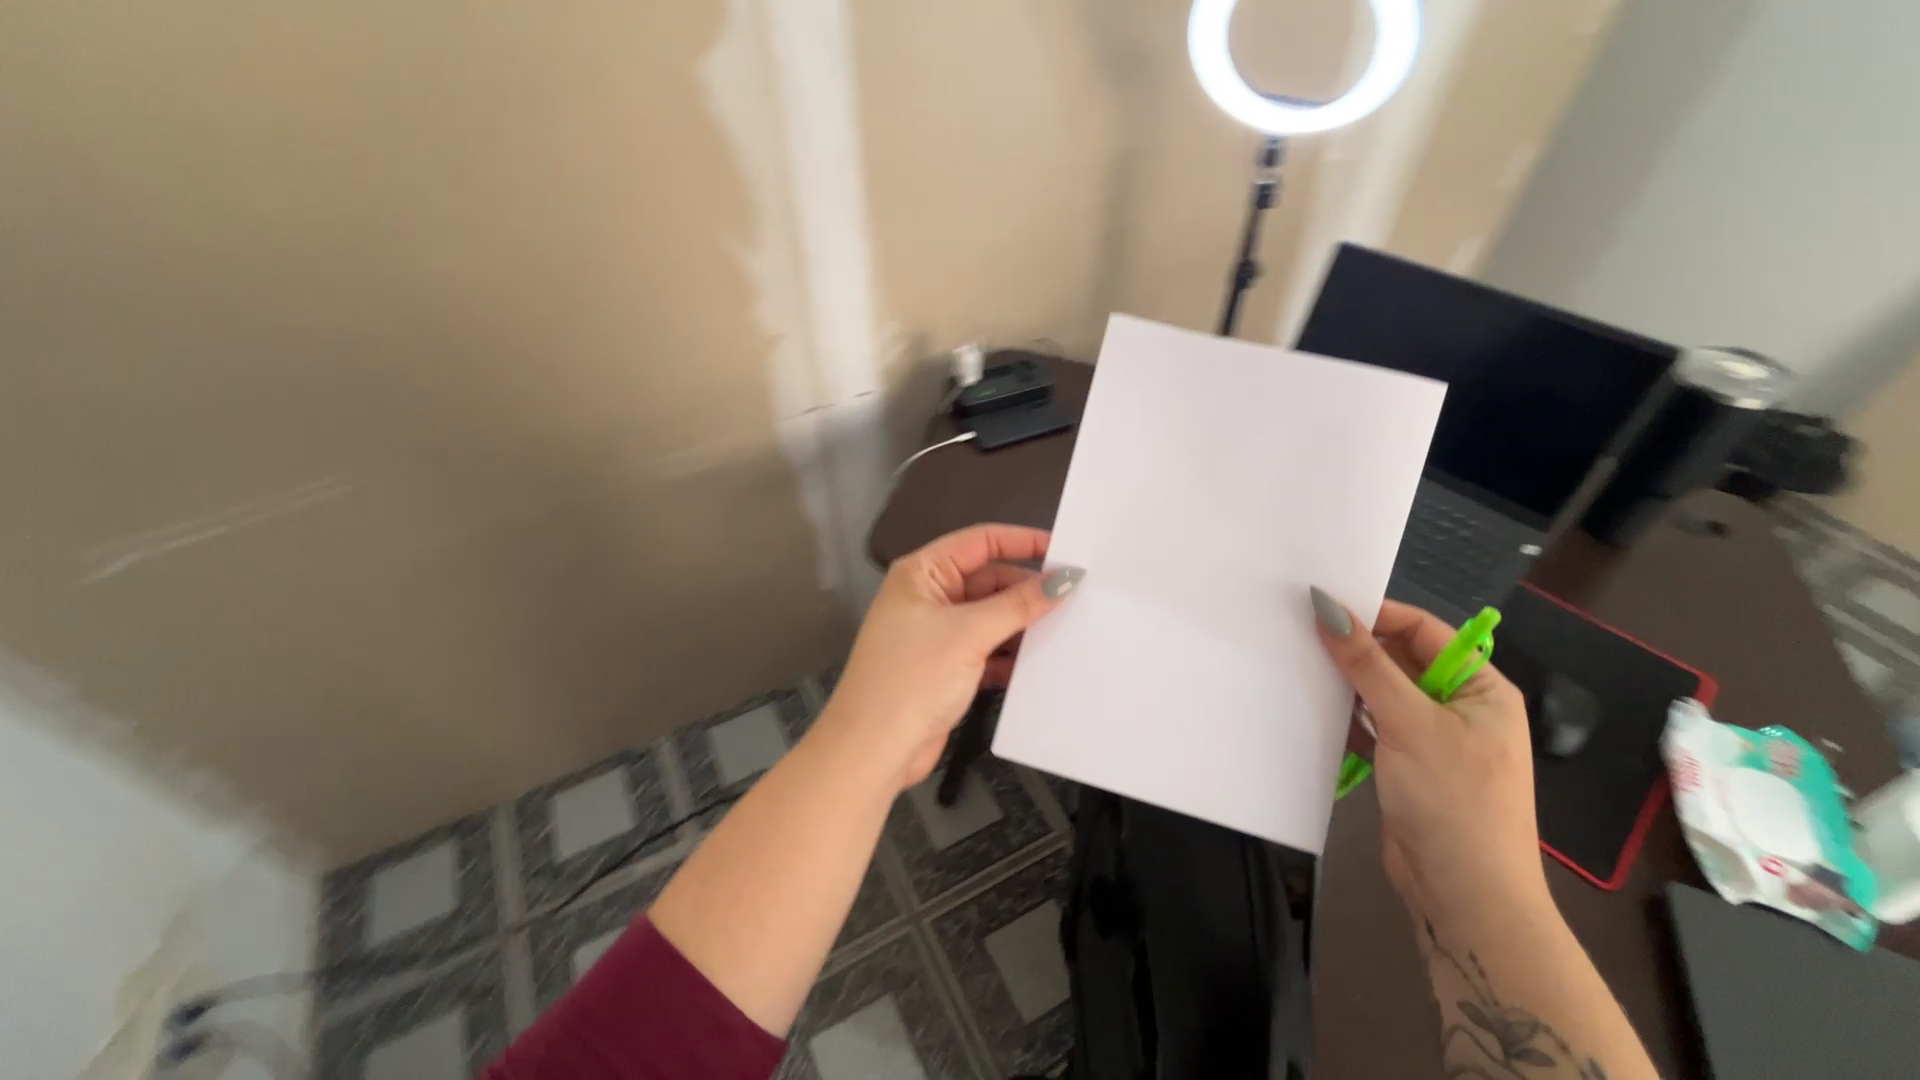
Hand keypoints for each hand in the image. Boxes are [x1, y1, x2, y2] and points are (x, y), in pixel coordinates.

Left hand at [821, 525, 1083, 788]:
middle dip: (1029, 589)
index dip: (1023, 541)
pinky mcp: (947, 667)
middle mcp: (929, 596)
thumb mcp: (968, 634)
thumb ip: (1018, 604)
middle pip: (990, 580)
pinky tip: (1043, 663)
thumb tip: (1066, 578)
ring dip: (1024, 624)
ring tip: (1071, 628)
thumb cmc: (913, 678)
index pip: (980, 542)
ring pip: (992, 617)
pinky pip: (989, 649)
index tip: (1067, 551)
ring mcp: (938, 633)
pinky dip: (1012, 655)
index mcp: (923, 573)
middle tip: (1079, 597)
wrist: (874, 749)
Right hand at [1311, 590, 1547, 922]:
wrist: (1465, 894)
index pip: (1424, 631)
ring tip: (1293, 658)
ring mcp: (1430, 738)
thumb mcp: (1410, 723)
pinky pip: (1369, 725)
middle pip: (1399, 659)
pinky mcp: (1404, 765)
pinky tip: (1307, 703)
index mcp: (1481, 687)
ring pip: (1380, 693)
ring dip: (1344, 681)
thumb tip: (1326, 605)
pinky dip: (1343, 715)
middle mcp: (1458, 706)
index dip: (1376, 614)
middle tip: (1297, 628)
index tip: (1322, 605)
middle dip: (1354, 647)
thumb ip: (1366, 664)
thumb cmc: (1453, 799)